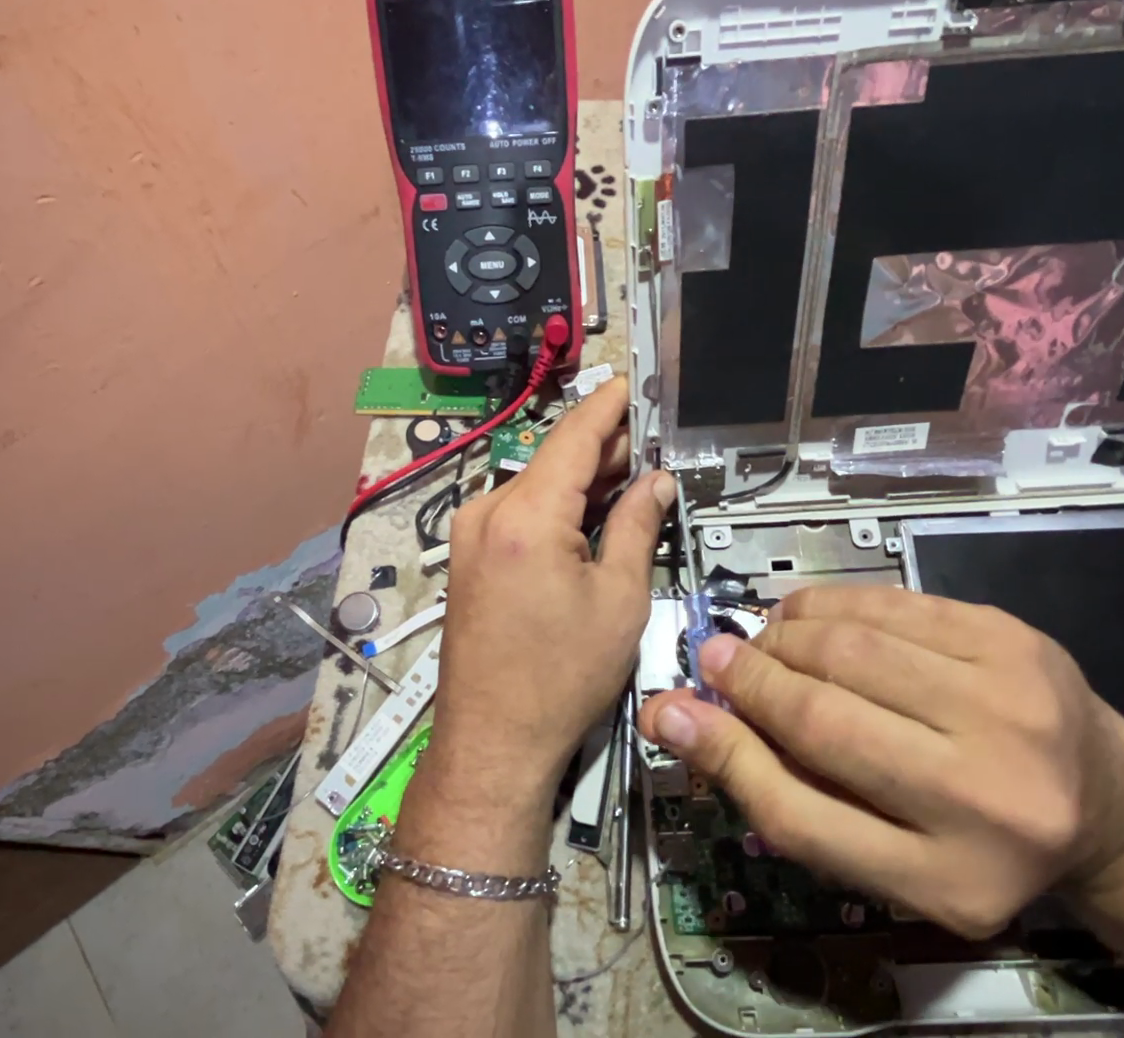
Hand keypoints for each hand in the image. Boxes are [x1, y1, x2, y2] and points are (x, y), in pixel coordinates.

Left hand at [434, 377, 674, 797]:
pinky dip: (557, 508)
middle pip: (554, 459)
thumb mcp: (618, 600)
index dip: (610, 406)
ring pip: (537, 486)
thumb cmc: (561, 677)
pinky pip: (518, 514)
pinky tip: (592, 516)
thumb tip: (655, 482)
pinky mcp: (468, 557)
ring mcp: (470, 534)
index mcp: (524, 516)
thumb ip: (635, 527)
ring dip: (583, 482)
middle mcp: (487, 512)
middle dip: (605, 450)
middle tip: (654, 447)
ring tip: (633, 481)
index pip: (574, 436)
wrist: (493, 739)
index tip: (635, 383)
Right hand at [638, 585, 1123, 938]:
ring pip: (849, 647)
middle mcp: (989, 798)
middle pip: (821, 717)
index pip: (799, 813)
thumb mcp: (877, 854)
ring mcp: (1011, 706)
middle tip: (718, 659)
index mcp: (946, 878)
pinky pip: (887, 603)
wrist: (1101, 803)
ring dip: (784, 636)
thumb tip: (674, 714)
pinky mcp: (1013, 638)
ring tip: (768, 643)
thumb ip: (774, 789)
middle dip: (749, 677)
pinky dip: (828, 603)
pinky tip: (811, 618)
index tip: (674, 705)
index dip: (723, 750)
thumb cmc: (970, 839)